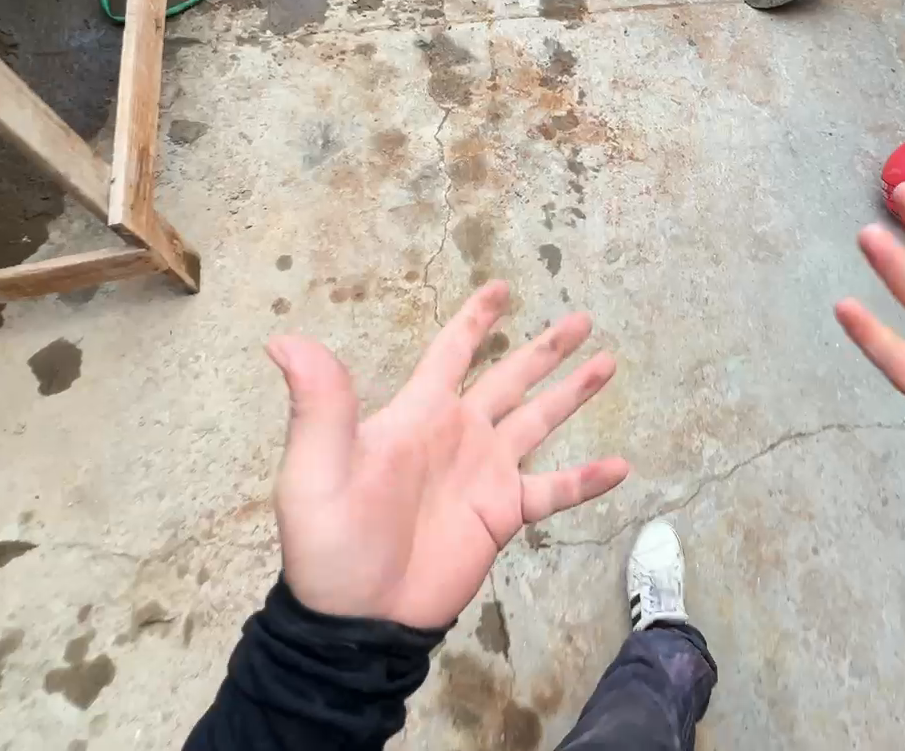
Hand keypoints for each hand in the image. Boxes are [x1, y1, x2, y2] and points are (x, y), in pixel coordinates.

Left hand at [267, 281, 628, 626]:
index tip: (502, 286)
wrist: (358, 618)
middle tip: (582, 319)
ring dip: (574, 393)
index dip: (475, 318)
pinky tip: (620, 466)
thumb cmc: (334, 540)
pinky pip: (555, 489)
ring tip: (607, 363)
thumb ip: (320, 405)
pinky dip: (586, 479)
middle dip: (546, 347)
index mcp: (422, 413)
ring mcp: (488, 472)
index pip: (453, 351)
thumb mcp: (316, 471)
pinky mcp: (506, 513)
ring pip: (541, 420)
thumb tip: (284, 338)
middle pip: (513, 377)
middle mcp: (462, 433)